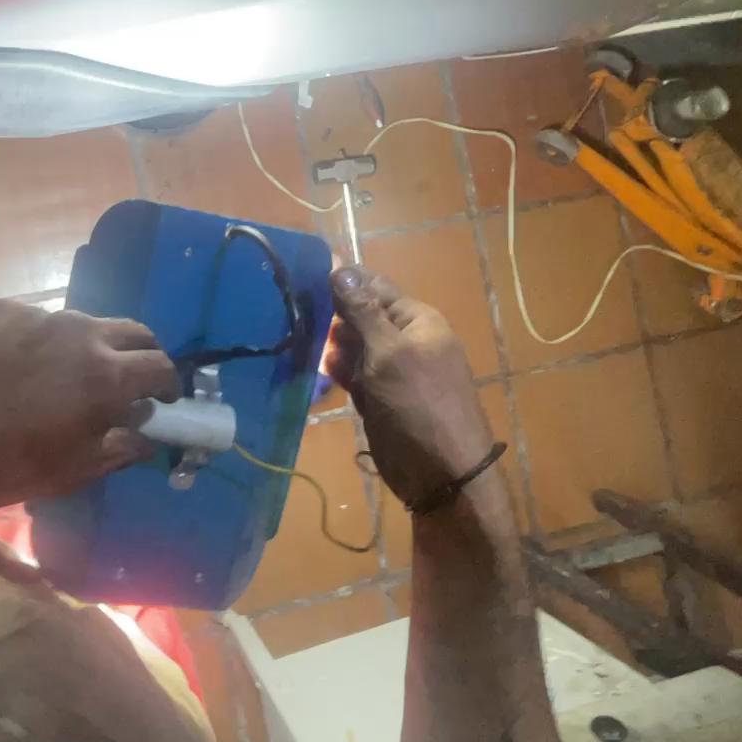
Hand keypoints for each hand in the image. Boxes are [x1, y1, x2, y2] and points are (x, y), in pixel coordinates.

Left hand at [0, 300, 178, 511]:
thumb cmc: (13, 467)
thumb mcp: (78, 468)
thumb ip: (124, 445)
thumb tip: (148, 432)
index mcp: (108, 374)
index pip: (160, 365)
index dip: (168, 383)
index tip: (163, 398)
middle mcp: (82, 333)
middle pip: (132, 330)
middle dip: (140, 353)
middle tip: (129, 378)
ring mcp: (40, 315)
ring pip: (83, 323)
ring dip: (88, 346)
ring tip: (65, 372)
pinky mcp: (3, 310)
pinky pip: (37, 320)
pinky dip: (41, 340)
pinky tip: (19, 364)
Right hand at [326, 265, 493, 505]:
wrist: (440, 473)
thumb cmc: (418, 404)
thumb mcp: (389, 351)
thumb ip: (362, 311)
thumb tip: (339, 267)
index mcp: (416, 320)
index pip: (373, 286)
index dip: (342, 282)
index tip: (303, 279)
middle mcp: (404, 339)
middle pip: (359, 314)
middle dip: (333, 317)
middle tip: (301, 320)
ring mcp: (390, 369)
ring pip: (352, 344)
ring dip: (332, 345)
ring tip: (309, 347)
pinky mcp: (377, 394)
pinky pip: (352, 372)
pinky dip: (338, 370)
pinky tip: (323, 371)